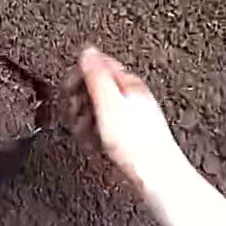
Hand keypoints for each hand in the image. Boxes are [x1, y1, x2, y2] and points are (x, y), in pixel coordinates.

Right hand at [66, 46, 197, 198]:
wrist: (154, 173)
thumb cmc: (136, 142)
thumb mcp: (109, 103)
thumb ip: (96, 75)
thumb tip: (86, 51)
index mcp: (128, 83)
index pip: (98, 63)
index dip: (78, 75)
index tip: (70, 90)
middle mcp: (131, 96)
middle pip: (95, 87)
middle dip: (80, 100)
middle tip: (78, 113)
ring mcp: (130, 116)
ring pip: (97, 109)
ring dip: (85, 120)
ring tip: (87, 132)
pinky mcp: (127, 135)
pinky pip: (103, 127)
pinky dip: (94, 134)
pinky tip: (95, 143)